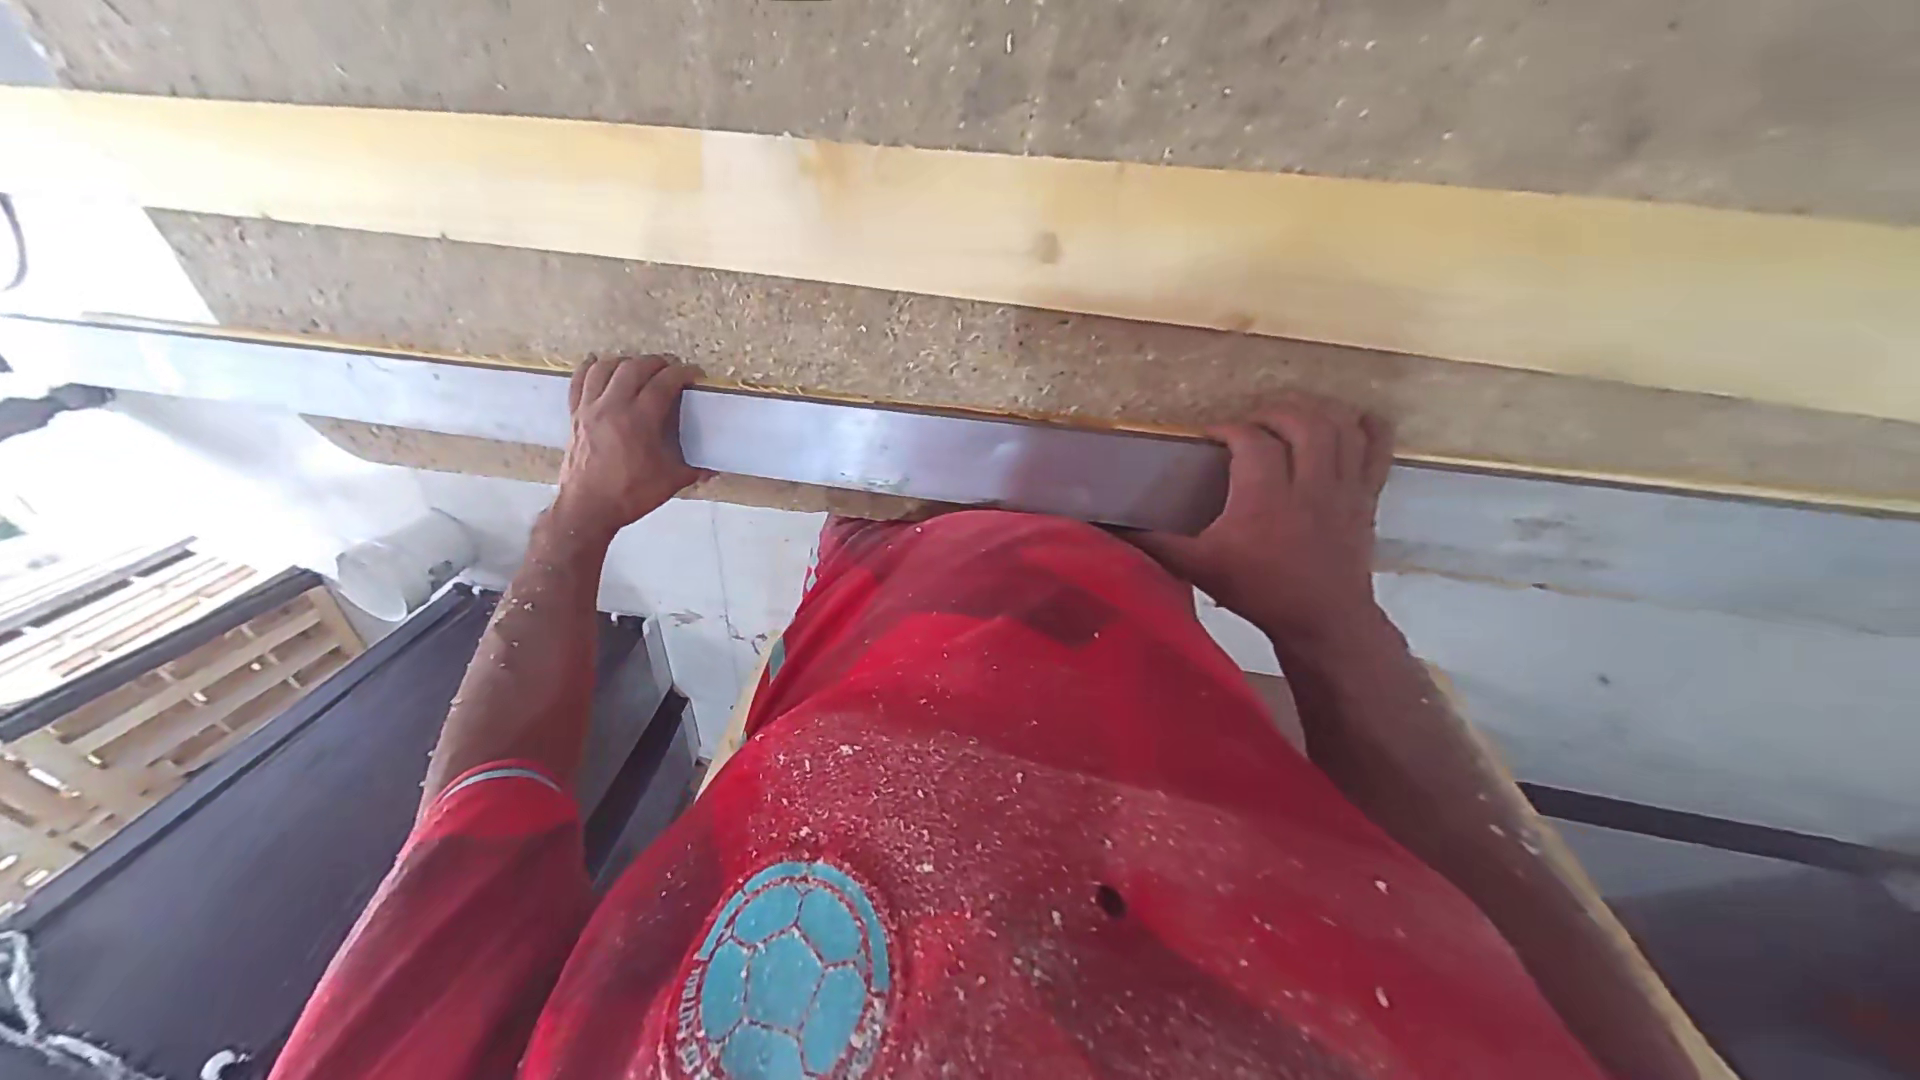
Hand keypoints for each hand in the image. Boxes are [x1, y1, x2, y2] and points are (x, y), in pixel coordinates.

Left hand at [551, 354, 702, 539]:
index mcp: (640, 420)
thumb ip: (694, 469)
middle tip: (671, 368)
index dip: (682, 373)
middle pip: (634, 368)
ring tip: (639, 366)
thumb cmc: (631, 494)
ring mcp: (590, 409)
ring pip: (605, 368)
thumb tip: (714, 470)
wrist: (588, 508)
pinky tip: (598, 362)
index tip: (694, 374)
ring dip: (626, 361)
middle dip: (656, 363)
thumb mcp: (671, 481)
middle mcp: (613, 407)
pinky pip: (579, 381)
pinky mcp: (575, 415)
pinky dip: (590, 368)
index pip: (664, 383)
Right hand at [1133, 393, 1393, 646]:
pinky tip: (1345, 420)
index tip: (1211, 434)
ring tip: (1291, 413)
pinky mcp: (1366, 495)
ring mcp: (1343, 487)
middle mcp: (1308, 483)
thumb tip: (1114, 529)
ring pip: (1338, 426)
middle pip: (1300, 422)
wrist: (1322, 619)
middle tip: (1251, 420)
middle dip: (1273, 410)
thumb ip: (1157, 544)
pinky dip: (1364, 425)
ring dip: (1313, 410)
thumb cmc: (1258, 590)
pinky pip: (1376, 447)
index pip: (1251, 440)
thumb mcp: (1199, 567)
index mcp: (1263, 497)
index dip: (1228, 428)